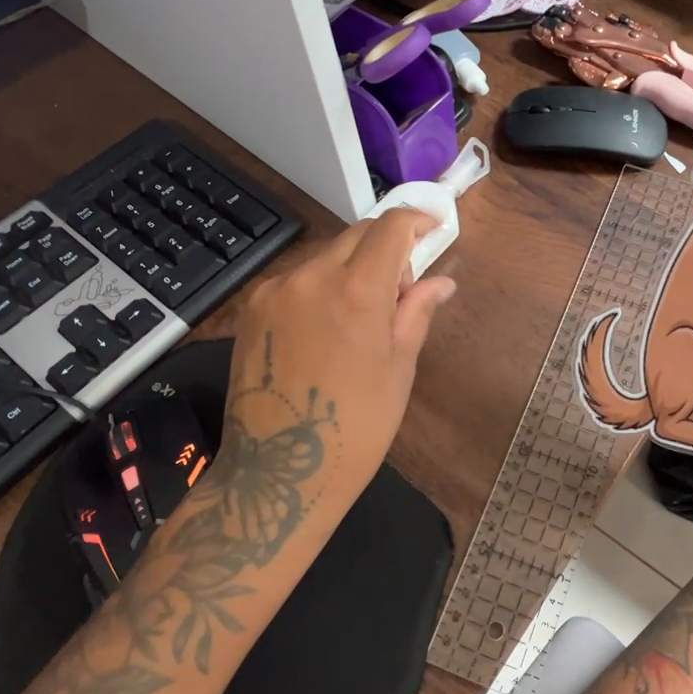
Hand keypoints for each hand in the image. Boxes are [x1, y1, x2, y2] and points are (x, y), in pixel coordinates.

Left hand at [226, 209, 456, 478]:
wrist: (277, 473)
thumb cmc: (355, 426)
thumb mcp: (398, 369)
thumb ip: (416, 312)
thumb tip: (440, 282)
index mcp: (357, 291)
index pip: (391, 227)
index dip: (417, 220)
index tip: (433, 229)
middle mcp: (311, 278)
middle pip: (357, 234)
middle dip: (387, 247)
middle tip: (400, 291)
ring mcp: (275, 291)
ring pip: (326, 255)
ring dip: (352, 267)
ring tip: (361, 318)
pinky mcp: (252, 309)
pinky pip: (298, 279)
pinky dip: (322, 286)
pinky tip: (327, 329)